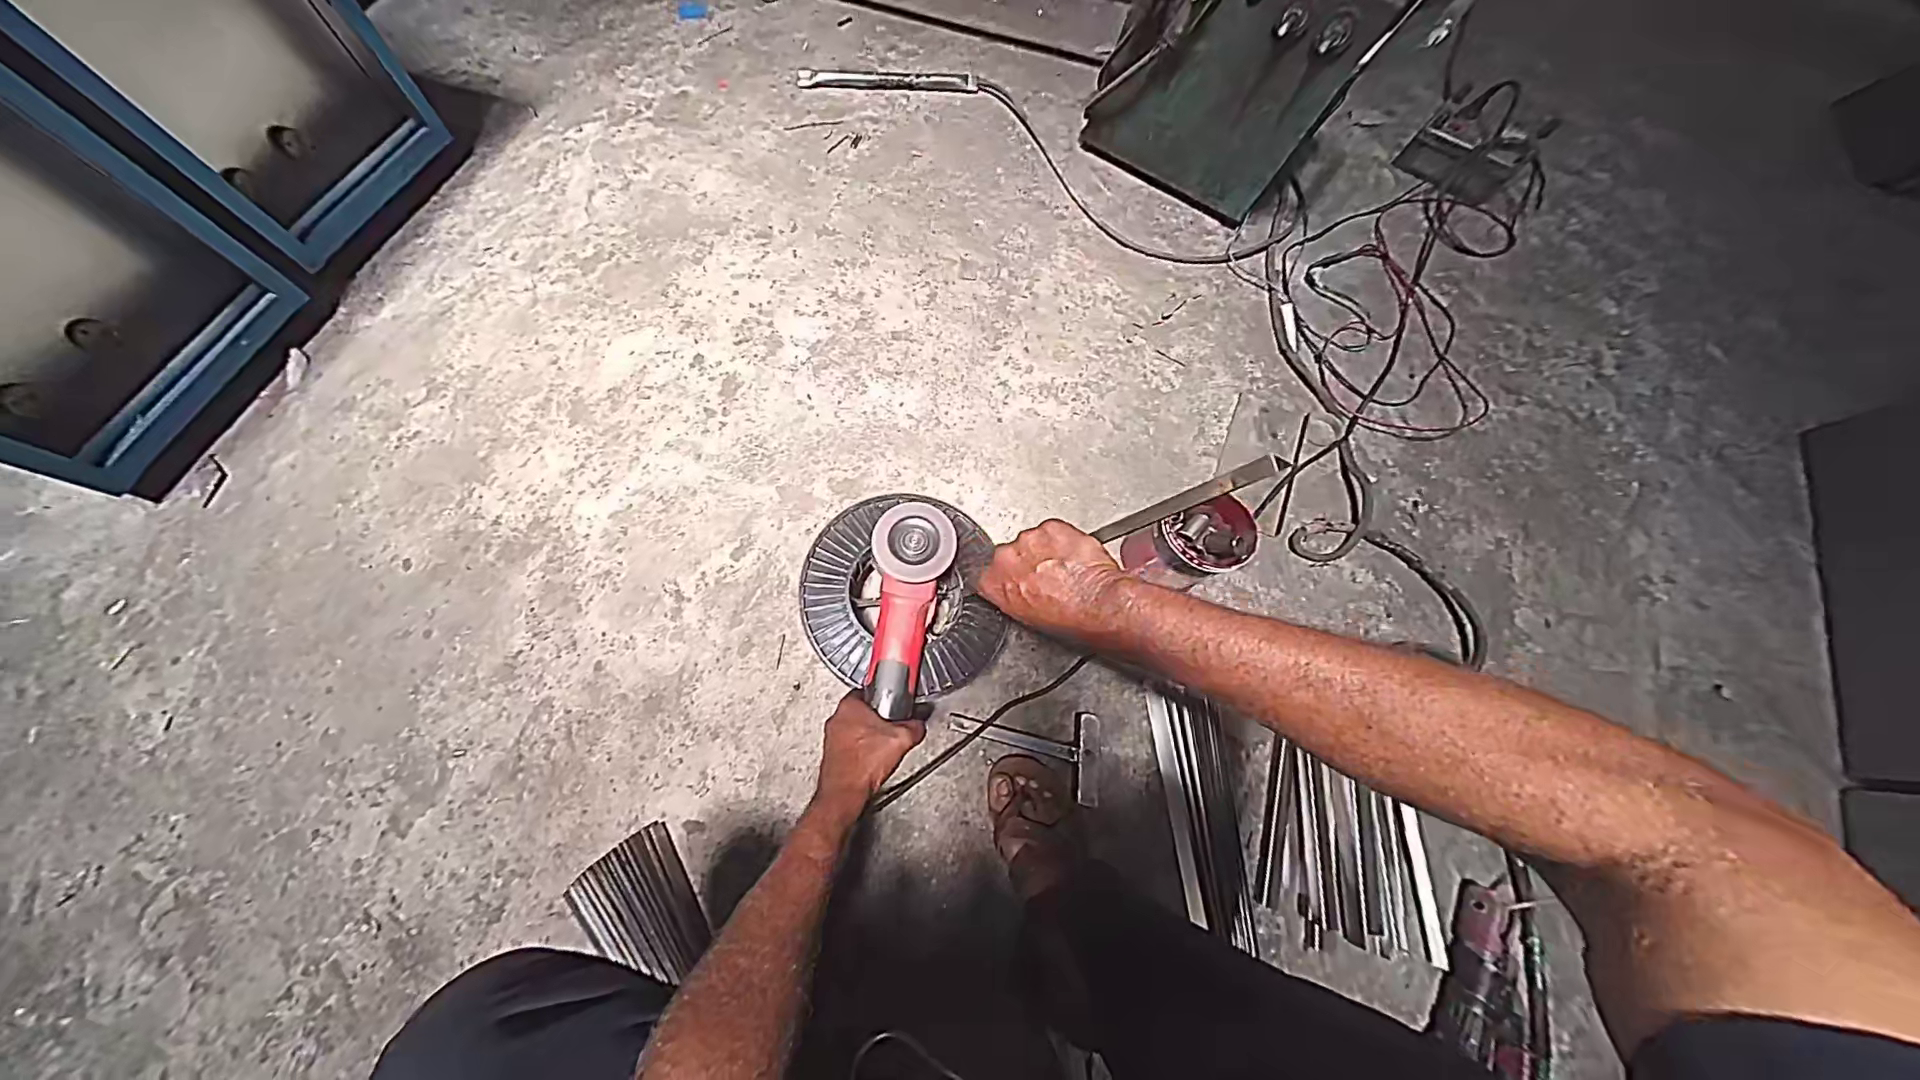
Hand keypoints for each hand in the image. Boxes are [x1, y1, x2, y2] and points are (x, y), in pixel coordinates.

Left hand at [813, 692, 924, 812]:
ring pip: (855, 728)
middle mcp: (836, 718)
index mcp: (849, 706)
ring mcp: (831, 737)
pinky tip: (871, 759)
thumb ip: (914, 726)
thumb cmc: (863, 765)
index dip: (885, 697)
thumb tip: (919, 724)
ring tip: (882, 745)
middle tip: (891, 727)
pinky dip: (861, 749)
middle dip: (878, 718)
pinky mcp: (832, 753)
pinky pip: (850, 744)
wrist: (845, 793)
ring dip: (869, 734)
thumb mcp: (901, 739)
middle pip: (863, 710)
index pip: (869, 690)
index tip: (893, 702)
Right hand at [976, 519, 1130, 640]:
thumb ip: (1013, 597)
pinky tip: (1074, 558)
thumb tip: (1021, 592)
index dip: (1009, 578)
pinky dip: (1064, 540)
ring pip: (1034, 540)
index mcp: (992, 583)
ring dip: (1047, 550)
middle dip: (1027, 562)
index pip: (990, 574)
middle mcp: (1005, 558)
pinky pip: (1054, 531)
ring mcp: (1028, 540)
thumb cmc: (1068, 617)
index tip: (1021, 582)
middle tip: (1048, 577)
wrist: (1097, 603)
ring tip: (1065, 569)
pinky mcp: (1052, 527)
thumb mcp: (1027, 618)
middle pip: (1011, 554)